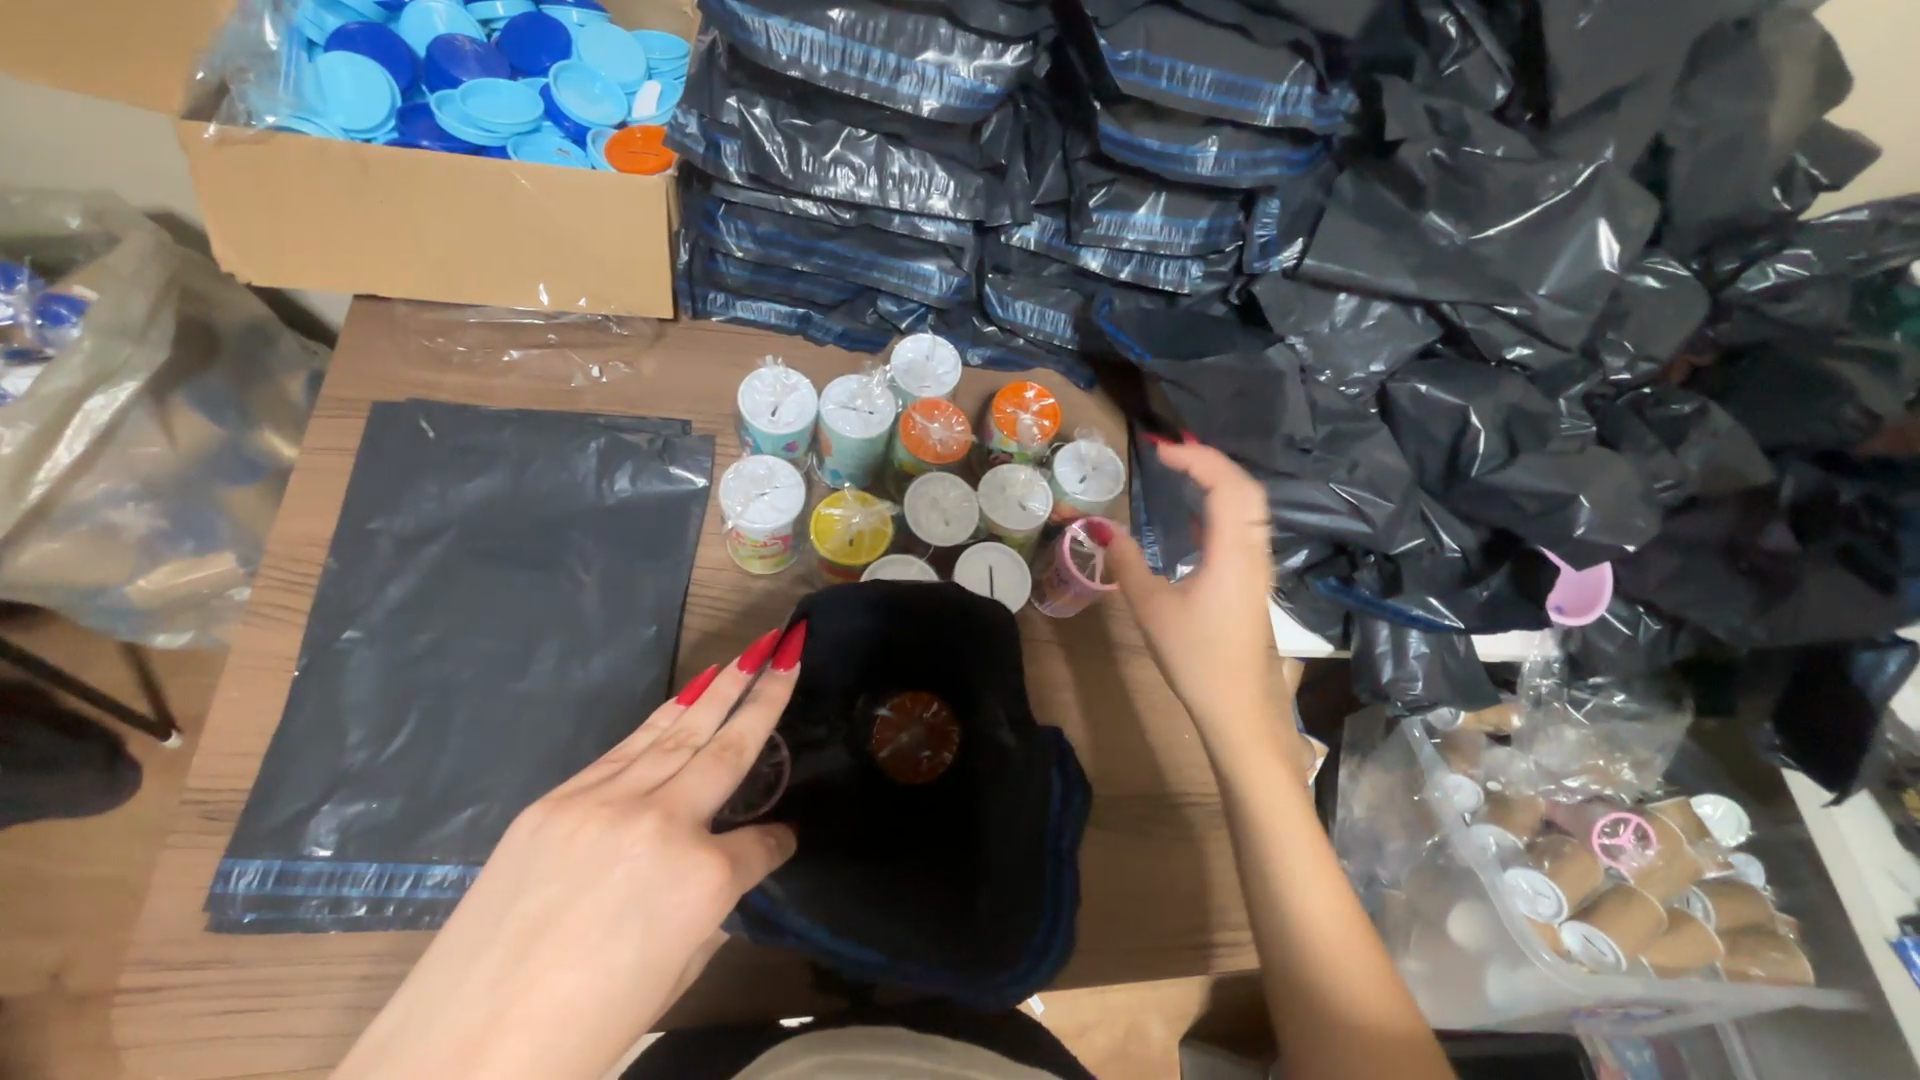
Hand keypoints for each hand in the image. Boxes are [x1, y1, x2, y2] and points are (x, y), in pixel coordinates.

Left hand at [333, 623, 806, 1079]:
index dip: (778, 841)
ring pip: (676, 733)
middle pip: (727, 749)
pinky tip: (689, 695)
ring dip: (719, 689)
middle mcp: (662, 823)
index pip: (763, 842)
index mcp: (705, 880)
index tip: (785, 839)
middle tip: (790, 647)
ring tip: (750, 654)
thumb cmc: (586, 1031)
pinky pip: (626, 749)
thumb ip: (712, 905)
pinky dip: (664, 718)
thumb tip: (721, 867)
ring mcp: (604, 803)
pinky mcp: (557, 800)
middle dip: (765, 694)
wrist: (461, 1051)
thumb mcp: (678, 972)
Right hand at [1105, 439, 1304, 774]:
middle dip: (1210, 463)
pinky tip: (1194, 521)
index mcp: (1232, 551)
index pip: (1224, 484)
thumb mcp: (1150, 608)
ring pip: (1250, 508)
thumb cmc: (1194, 658)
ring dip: (1220, 484)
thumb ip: (1125, 562)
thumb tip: (1099, 528)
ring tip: (1183, 476)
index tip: (1158, 450)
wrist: (1238, 708)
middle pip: (1245, 487)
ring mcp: (1259, 567)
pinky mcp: (1254, 582)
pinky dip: (1223, 509)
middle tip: (1173, 456)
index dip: (1195, 458)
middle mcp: (1254, 551)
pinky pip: (1245, 529)